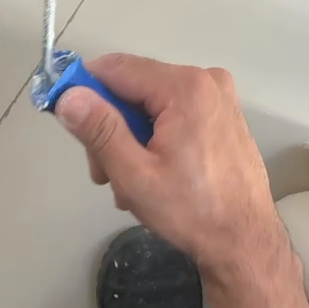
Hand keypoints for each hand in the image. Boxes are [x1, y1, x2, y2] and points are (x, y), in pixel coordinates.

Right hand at [55, 53, 308, 307]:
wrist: (242, 239)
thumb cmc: (189, 211)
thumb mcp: (134, 174)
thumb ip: (100, 132)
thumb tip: (68, 98)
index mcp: (184, 88)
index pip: (117, 69)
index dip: (83, 90)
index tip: (66, 120)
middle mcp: (205, 80)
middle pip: (134, 88)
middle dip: (110, 129)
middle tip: (105, 176)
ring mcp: (217, 98)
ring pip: (151, 106)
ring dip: (130, 141)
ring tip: (133, 186)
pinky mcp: (222, 117)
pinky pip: (172, 117)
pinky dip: (154, 142)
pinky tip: (155, 177)